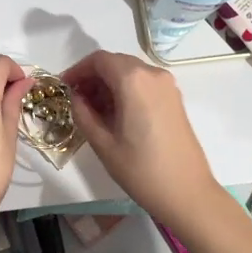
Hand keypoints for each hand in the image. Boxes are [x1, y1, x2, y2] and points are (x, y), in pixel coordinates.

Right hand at [62, 51, 217, 223]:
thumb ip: (83, 113)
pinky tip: (116, 115)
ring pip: (130, 72)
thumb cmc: (141, 169)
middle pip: (115, 63)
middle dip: (93, 77)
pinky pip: (144, 83)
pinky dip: (126, 90)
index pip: (99, 60)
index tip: (64, 87)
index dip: (78, 70)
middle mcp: (153, 75)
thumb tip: (75, 97)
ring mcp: (168, 86)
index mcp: (133, 80)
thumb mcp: (102, 143)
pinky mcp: (174, 99)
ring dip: (109, 84)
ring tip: (94, 111)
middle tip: (76, 100)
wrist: (187, 192)